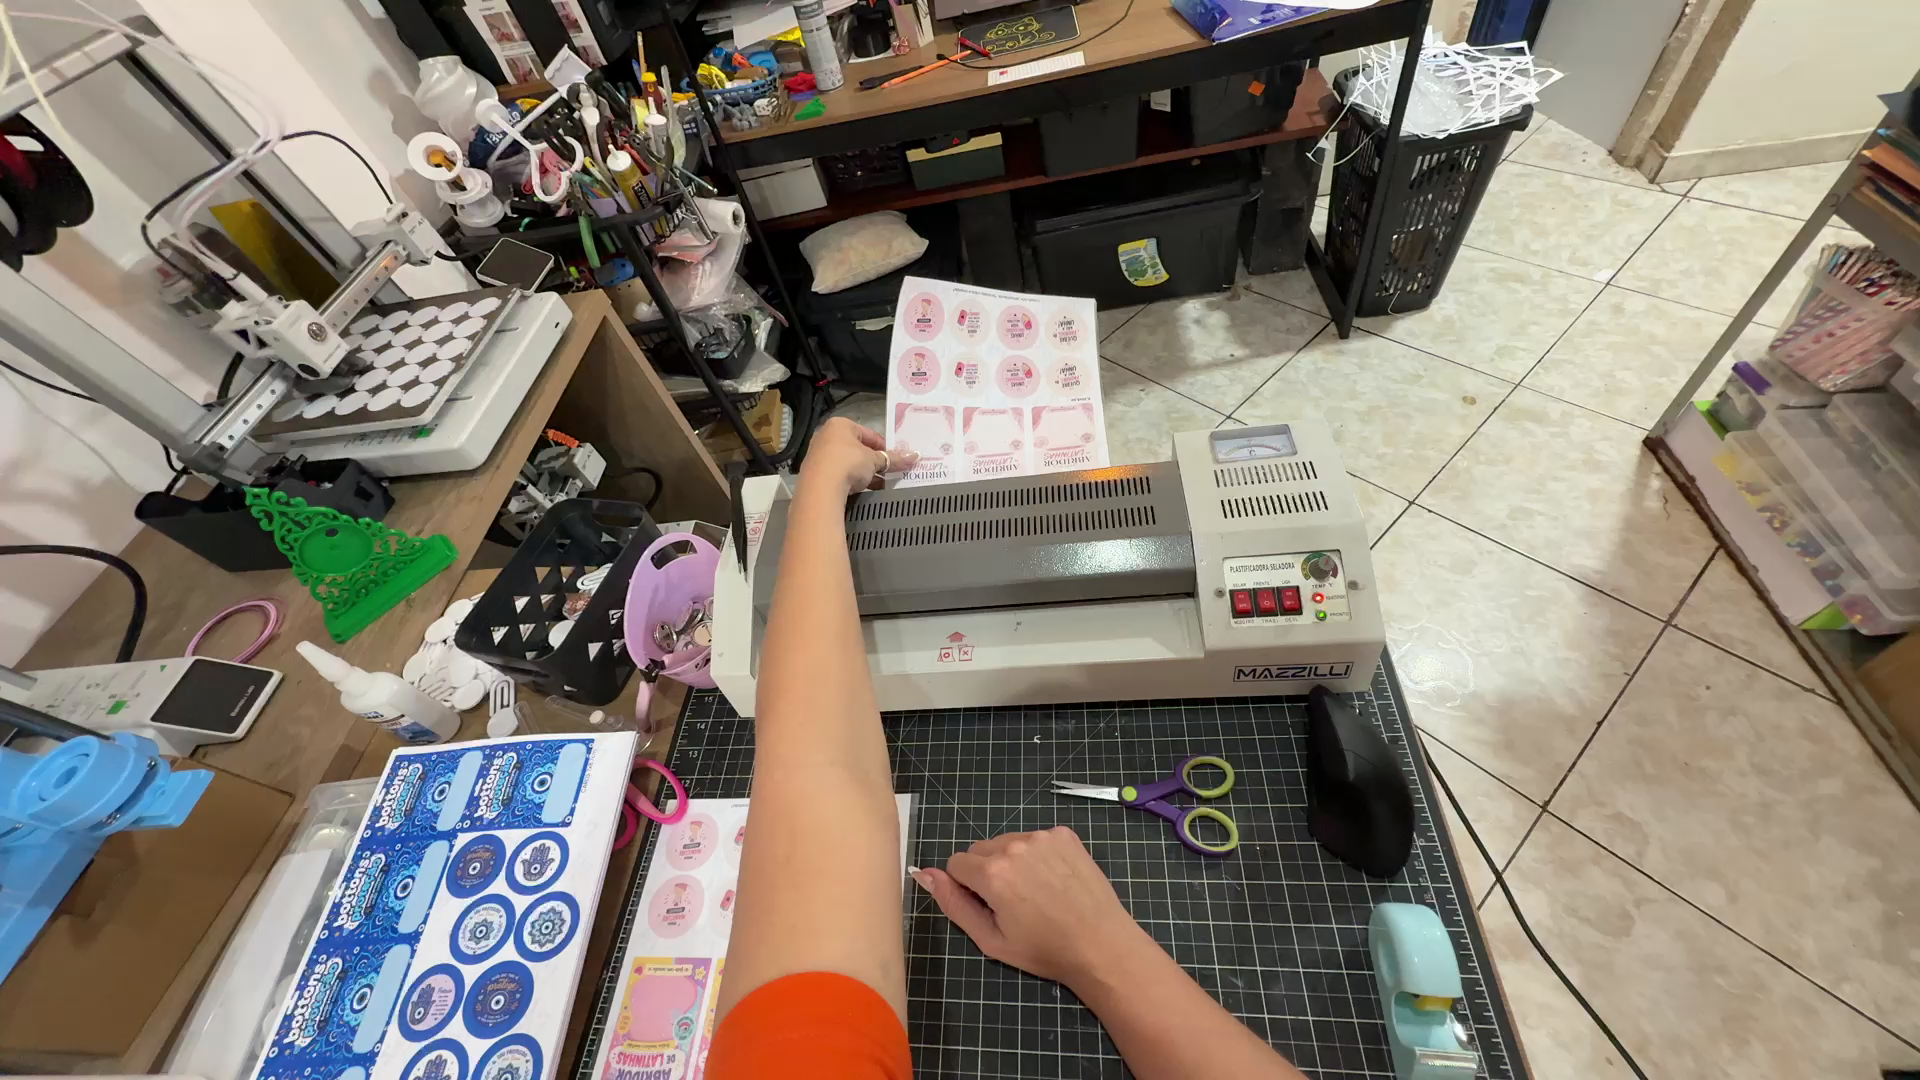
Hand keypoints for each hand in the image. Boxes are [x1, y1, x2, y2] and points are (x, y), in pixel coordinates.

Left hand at [801, 417, 918, 495]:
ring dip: (864, 473)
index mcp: (840, 425)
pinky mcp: (815, 473)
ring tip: (879, 484)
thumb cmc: (848, 463)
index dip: (884, 447)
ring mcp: (819, 455)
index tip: (895, 459)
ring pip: (848, 462)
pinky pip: (839, 474)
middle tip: (888, 472)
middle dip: (874, 461)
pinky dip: (851, 480)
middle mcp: (827, 436)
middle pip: (858, 448)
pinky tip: (862, 490)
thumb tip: (914, 456)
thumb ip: (893, 459)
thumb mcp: (874, 460)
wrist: (820, 487)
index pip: (869, 434)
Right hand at [912, 827, 1142, 985]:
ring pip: (1008, 841)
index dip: (968, 888)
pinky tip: (1055, 879)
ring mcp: (1042, 835)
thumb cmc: (1044, 950)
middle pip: (981, 849)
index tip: (989, 907)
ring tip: (1036, 892)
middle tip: (1013, 903)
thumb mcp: (991, 939)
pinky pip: (1036, 838)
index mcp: (992, 872)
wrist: (1101, 944)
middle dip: (988, 872)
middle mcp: (1014, 844)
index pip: (956, 863)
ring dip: (1013, 861)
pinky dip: (1038, 855)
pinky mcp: (1064, 833)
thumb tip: (924, 873)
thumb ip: (953, 904)